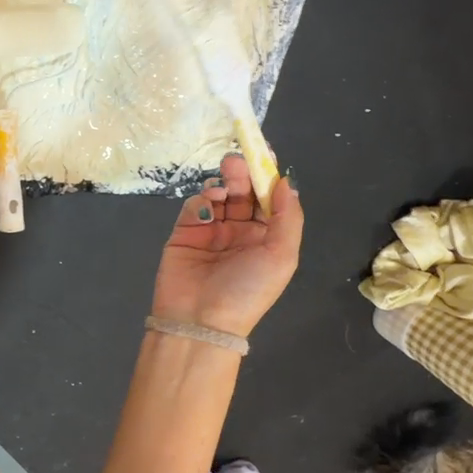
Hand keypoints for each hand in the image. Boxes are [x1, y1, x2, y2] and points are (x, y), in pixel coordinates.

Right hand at [150, 153, 302, 337]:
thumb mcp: (282, 256)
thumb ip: (288, 217)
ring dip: (222, 186)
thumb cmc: (247, 289)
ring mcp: (211, 231)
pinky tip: (206, 207)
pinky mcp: (184, 233)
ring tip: (222, 187)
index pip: (270, 200)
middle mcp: (241, 232)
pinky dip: (200, 201)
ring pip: (218, 197)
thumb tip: (285, 183)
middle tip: (236, 162)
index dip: (268, 177)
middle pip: (244, 194)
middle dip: (242, 176)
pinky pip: (193, 207)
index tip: (265, 154)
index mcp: (268, 238)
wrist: (200, 317)